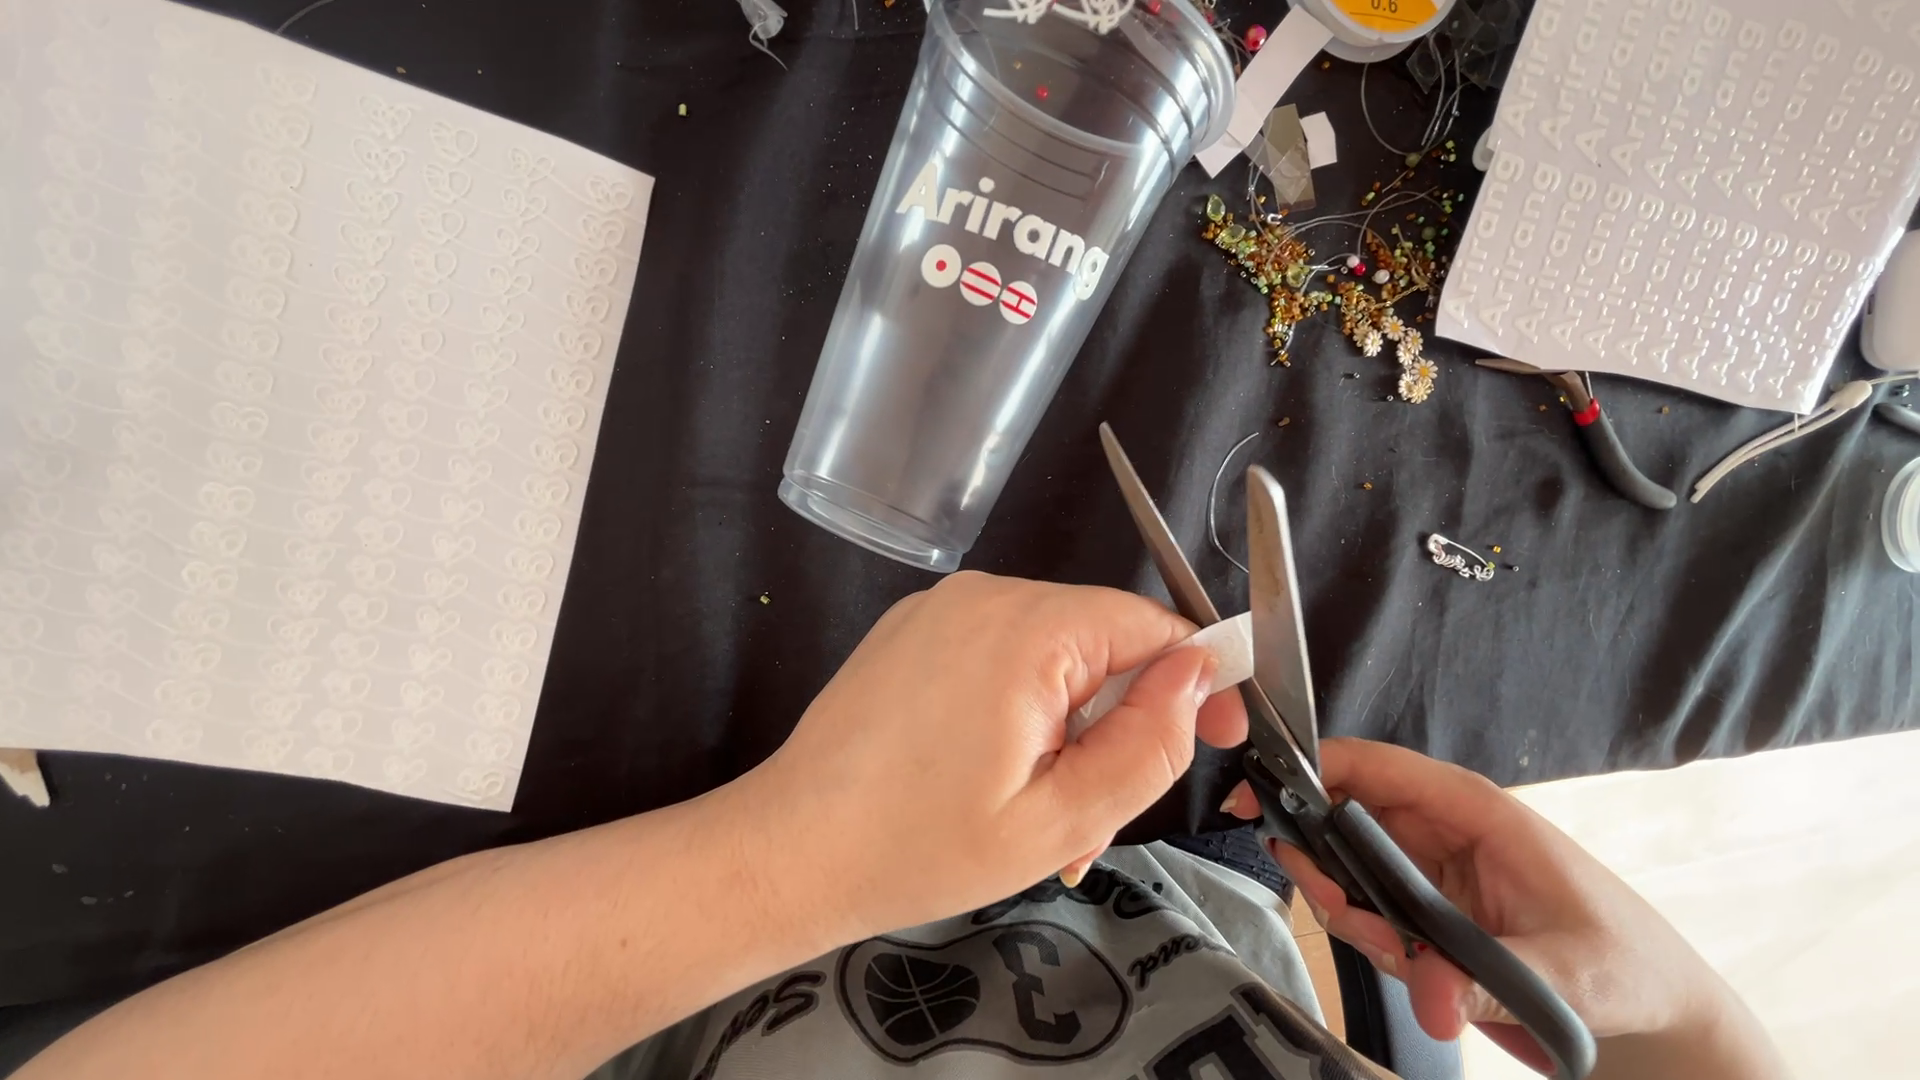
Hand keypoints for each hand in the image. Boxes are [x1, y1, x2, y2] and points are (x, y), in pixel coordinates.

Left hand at [743, 572, 1247, 942]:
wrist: (790, 850)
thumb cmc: (920, 846)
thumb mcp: (1061, 817)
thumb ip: (1147, 743)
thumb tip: (1195, 676)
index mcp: (1026, 628)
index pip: (1149, 623)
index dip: (1197, 675)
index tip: (1221, 733)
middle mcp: (984, 595)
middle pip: (1097, 642)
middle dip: (1116, 724)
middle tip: (1095, 817)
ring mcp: (942, 608)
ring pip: (1049, 655)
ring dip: (1067, 728)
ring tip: (1038, 813)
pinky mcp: (914, 629)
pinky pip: (999, 654)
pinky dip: (1019, 709)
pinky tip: (993, 775)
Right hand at [1222, 738, 1745, 1072]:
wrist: (1653, 1017)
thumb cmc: (1629, 971)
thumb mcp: (1572, 978)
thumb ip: (1490, 983)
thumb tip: (1427, 998)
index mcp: (1468, 808)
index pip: (1369, 765)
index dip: (1306, 770)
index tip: (1256, 795)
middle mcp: (1434, 827)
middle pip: (1338, 811)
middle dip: (1313, 850)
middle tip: (1317, 892)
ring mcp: (1421, 866)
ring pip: (1340, 860)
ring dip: (1336, 898)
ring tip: (1380, 944)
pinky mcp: (1416, 903)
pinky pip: (1359, 901)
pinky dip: (1358, 928)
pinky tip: (1400, 960)